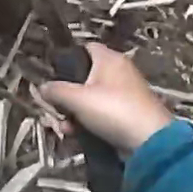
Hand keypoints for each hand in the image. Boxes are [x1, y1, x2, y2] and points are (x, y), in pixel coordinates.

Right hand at [40, 43, 174, 155]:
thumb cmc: (113, 111)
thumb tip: (42, 88)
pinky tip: (78, 135)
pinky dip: (88, 122)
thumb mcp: (77, 99)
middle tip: (55, 110)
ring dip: (74, 113)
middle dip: (66, 96)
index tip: (54, 76)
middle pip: (83, 77)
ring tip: (66, 128)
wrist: (150, 143)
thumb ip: (55, 90)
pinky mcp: (128, 114)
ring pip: (90, 98)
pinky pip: (101, 113)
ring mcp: (124, 94)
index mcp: (109, 59)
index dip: (67, 59)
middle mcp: (118, 72)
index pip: (85, 48)